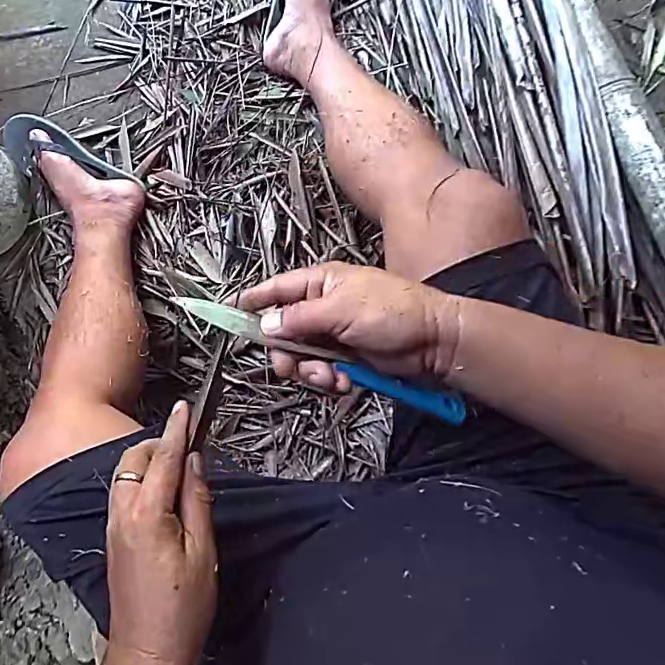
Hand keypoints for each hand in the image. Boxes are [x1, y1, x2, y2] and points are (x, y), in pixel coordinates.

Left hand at [104, 401, 217, 664]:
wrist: (149, 655)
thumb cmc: (181, 610)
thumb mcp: (202, 550)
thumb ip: (197, 499)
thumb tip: (195, 462)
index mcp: (146, 515)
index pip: (164, 458)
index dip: (176, 429)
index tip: (185, 407)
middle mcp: (121, 515)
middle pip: (135, 458)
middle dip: (159, 443)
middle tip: (187, 443)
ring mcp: (113, 528)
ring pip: (126, 474)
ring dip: (149, 461)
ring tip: (178, 467)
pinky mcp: (112, 540)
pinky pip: (123, 493)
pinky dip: (141, 480)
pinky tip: (161, 492)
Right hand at [238, 262, 462, 391]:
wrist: (435, 343)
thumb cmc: (397, 312)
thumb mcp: (341, 310)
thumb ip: (299, 318)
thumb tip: (265, 324)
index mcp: (320, 282)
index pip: (275, 289)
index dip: (252, 302)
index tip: (229, 314)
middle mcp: (323, 306)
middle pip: (282, 331)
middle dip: (287, 353)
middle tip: (294, 364)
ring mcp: (334, 333)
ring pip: (301, 356)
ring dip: (311, 371)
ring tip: (330, 375)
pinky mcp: (346, 357)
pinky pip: (321, 372)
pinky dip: (328, 381)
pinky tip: (345, 381)